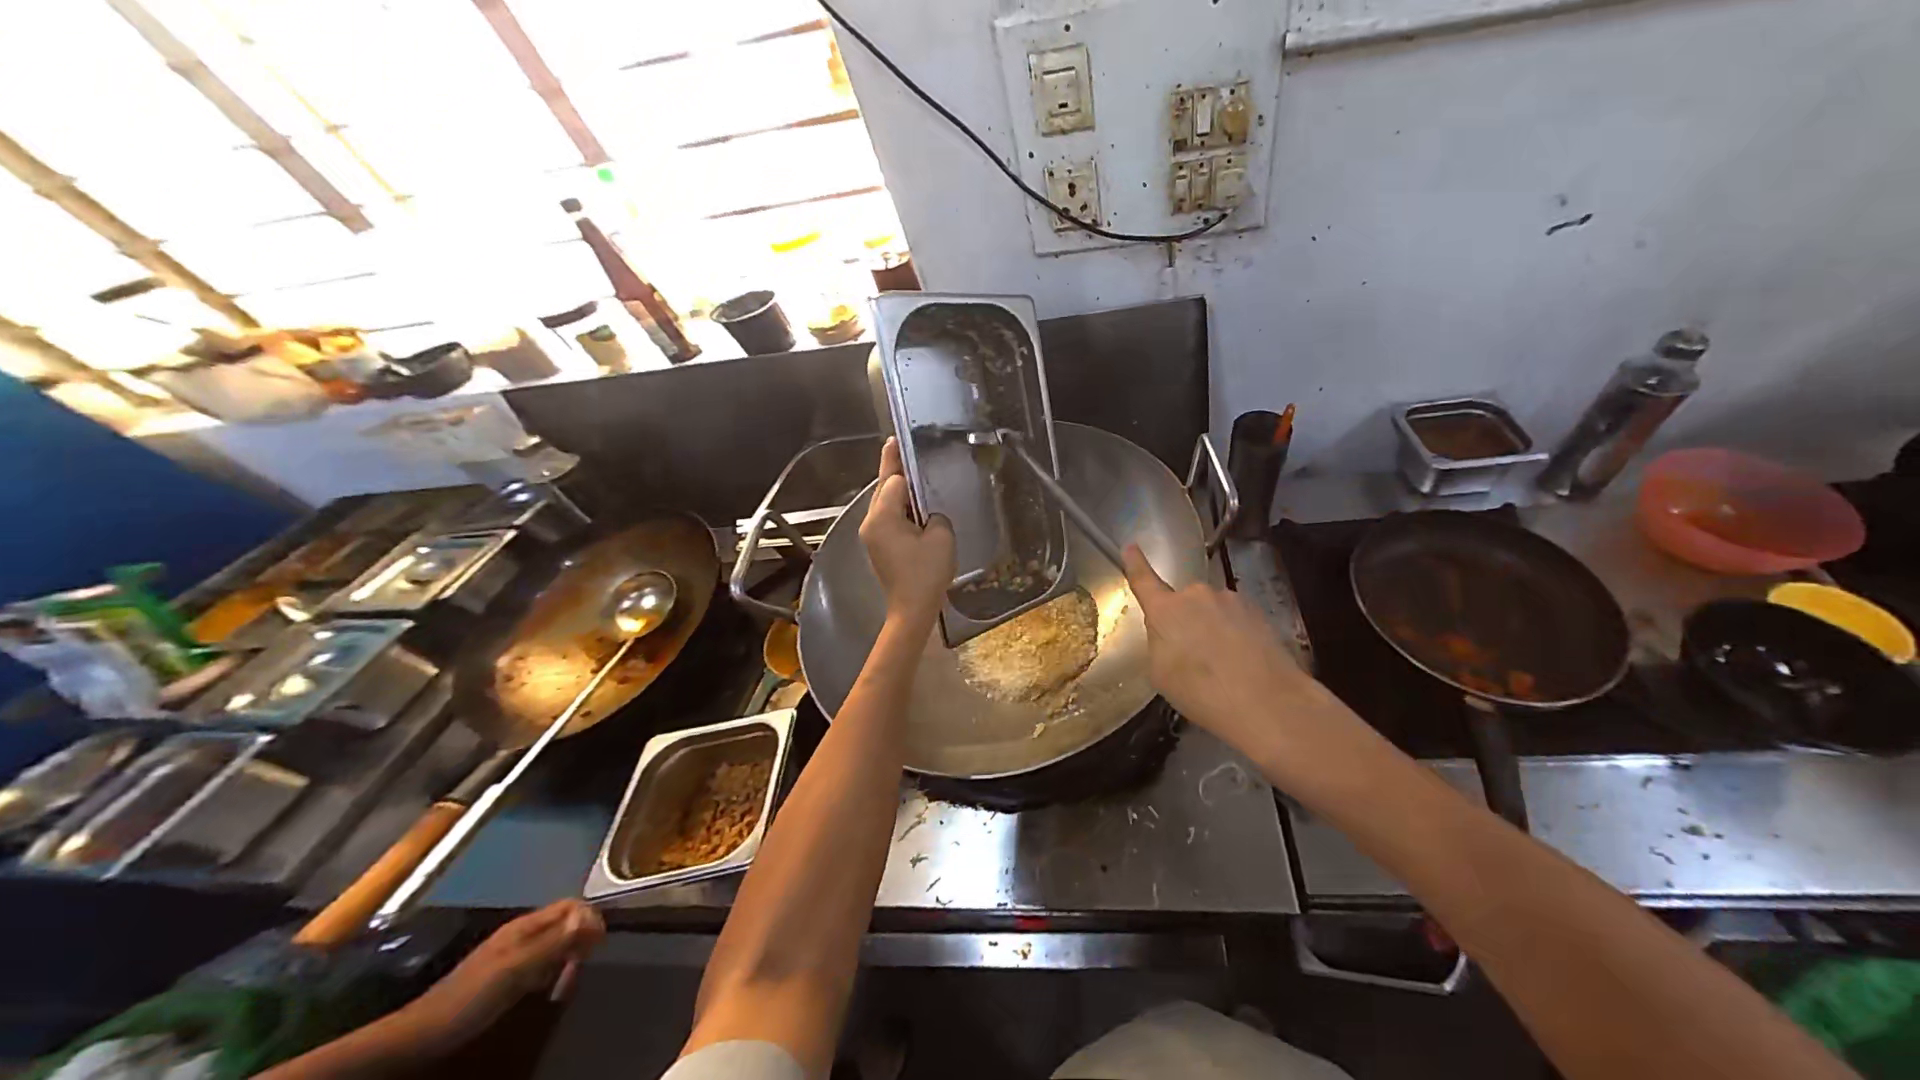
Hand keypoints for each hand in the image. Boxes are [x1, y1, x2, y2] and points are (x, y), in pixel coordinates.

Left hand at [402, 899, 604, 1051]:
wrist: (425, 1032)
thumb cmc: (472, 996)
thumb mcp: (517, 968)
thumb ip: (554, 941)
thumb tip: (590, 914)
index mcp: (526, 926)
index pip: (571, 905)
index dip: (589, 919)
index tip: (597, 945)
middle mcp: (523, 933)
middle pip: (566, 922)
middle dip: (581, 940)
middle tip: (582, 967)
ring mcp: (515, 952)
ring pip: (557, 943)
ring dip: (568, 957)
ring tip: (567, 982)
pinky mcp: (509, 972)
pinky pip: (544, 961)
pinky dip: (554, 970)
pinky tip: (548, 988)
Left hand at [859, 438, 954, 622]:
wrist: (912, 609)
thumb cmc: (926, 573)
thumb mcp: (941, 537)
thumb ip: (935, 515)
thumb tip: (928, 514)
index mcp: (883, 516)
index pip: (894, 480)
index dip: (903, 463)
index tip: (902, 440)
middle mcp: (871, 522)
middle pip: (883, 487)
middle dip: (893, 467)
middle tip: (901, 444)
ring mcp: (872, 535)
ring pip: (884, 502)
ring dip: (897, 488)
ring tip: (912, 469)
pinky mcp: (878, 546)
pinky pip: (887, 517)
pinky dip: (899, 506)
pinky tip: (913, 502)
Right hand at [1122, 544, 1365, 760]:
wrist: (1268, 702)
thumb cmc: (1201, 692)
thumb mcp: (1161, 673)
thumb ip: (1159, 643)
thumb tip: (1171, 634)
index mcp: (1165, 610)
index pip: (1144, 580)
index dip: (1136, 563)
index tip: (1131, 546)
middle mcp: (1197, 595)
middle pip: (1183, 603)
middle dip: (1183, 622)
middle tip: (1189, 657)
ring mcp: (1230, 600)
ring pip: (1211, 611)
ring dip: (1211, 629)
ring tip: (1221, 666)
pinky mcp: (1258, 611)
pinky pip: (1235, 619)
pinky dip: (1234, 635)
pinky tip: (1242, 663)